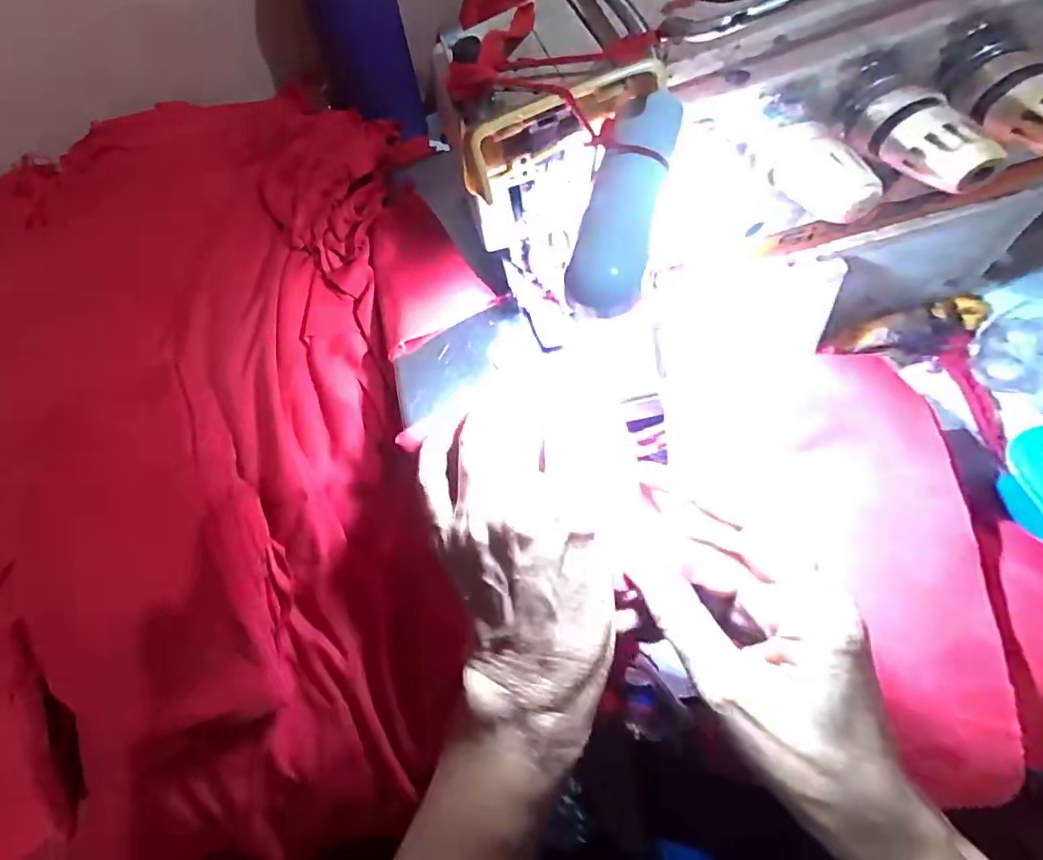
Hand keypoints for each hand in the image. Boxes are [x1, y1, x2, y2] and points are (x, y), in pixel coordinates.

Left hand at [417, 377, 630, 753]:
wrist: (527, 667)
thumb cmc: (582, 616)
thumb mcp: (613, 551)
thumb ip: (598, 487)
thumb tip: (587, 430)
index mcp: (571, 517)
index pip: (569, 433)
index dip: (572, 402)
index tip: (573, 388)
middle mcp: (514, 508)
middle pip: (513, 425)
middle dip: (524, 390)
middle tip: (530, 375)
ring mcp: (468, 516)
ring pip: (470, 438)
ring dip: (484, 404)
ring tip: (497, 389)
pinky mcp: (438, 527)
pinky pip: (429, 467)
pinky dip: (439, 437)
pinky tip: (454, 422)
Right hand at [625, 516, 983, 859]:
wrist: (858, 816)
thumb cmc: (800, 754)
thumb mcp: (728, 685)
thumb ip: (678, 614)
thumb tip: (631, 556)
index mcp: (812, 605)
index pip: (732, 545)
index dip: (678, 516)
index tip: (636, 487)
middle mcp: (810, 596)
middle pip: (738, 537)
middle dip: (685, 509)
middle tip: (640, 475)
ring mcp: (798, 613)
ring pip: (727, 566)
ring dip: (681, 553)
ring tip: (638, 528)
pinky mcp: (782, 631)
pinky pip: (727, 598)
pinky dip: (687, 592)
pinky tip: (648, 591)